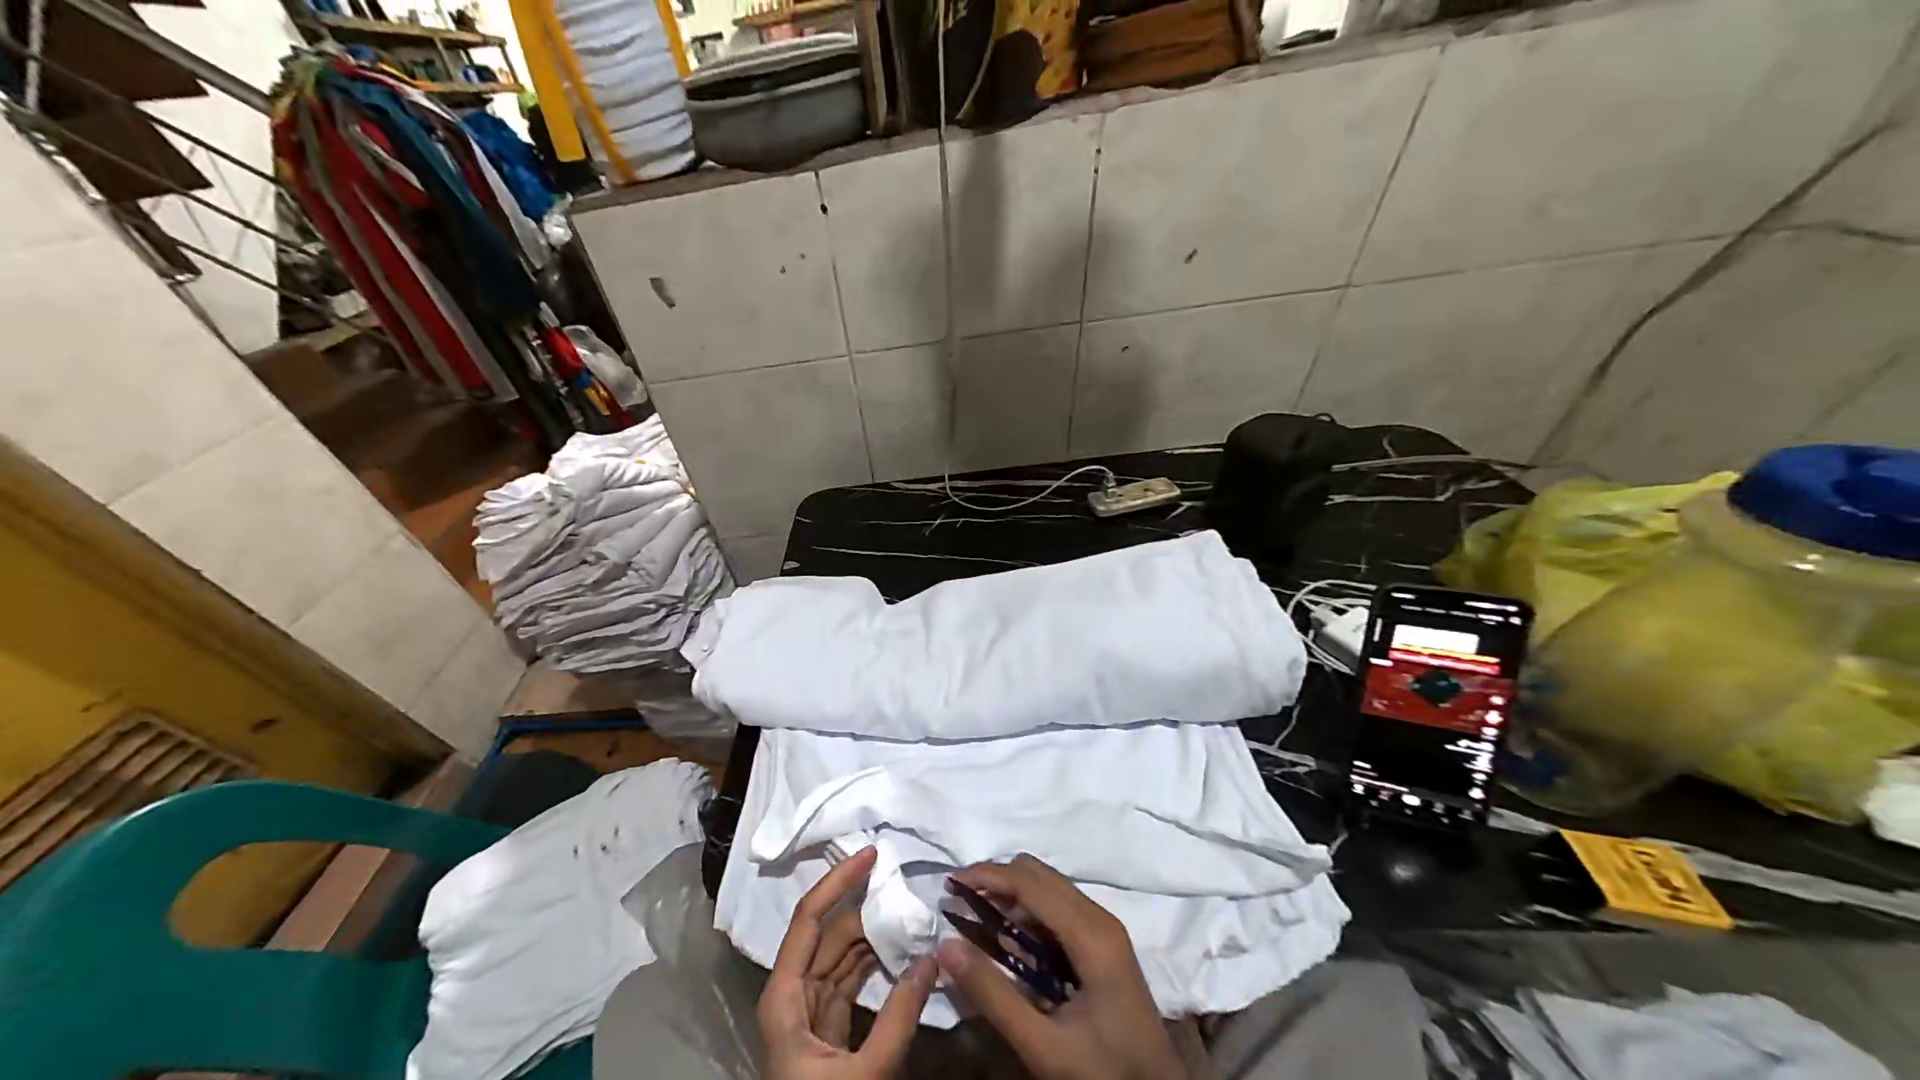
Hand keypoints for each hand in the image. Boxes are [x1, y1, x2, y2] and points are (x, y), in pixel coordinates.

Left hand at [759, 845, 937, 1079]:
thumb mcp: (865, 1075)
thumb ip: (900, 1016)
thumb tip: (932, 959)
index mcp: (785, 995)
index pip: (809, 919)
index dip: (838, 882)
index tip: (870, 853)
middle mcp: (793, 992)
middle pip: (829, 933)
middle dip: (866, 907)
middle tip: (904, 883)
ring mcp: (810, 1008)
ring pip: (842, 954)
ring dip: (874, 934)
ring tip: (909, 912)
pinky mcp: (827, 1025)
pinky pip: (851, 978)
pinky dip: (876, 962)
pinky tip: (901, 951)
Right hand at [936, 855, 1184, 1079]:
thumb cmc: (1103, 1070)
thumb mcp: (1042, 1045)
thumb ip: (993, 994)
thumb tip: (946, 946)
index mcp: (1091, 934)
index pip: (1030, 883)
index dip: (988, 876)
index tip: (949, 882)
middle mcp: (1100, 918)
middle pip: (1039, 875)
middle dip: (997, 880)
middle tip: (959, 901)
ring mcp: (1105, 928)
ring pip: (1049, 888)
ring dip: (1011, 896)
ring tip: (977, 920)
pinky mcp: (1103, 942)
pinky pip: (1059, 909)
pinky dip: (1029, 914)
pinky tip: (1010, 943)